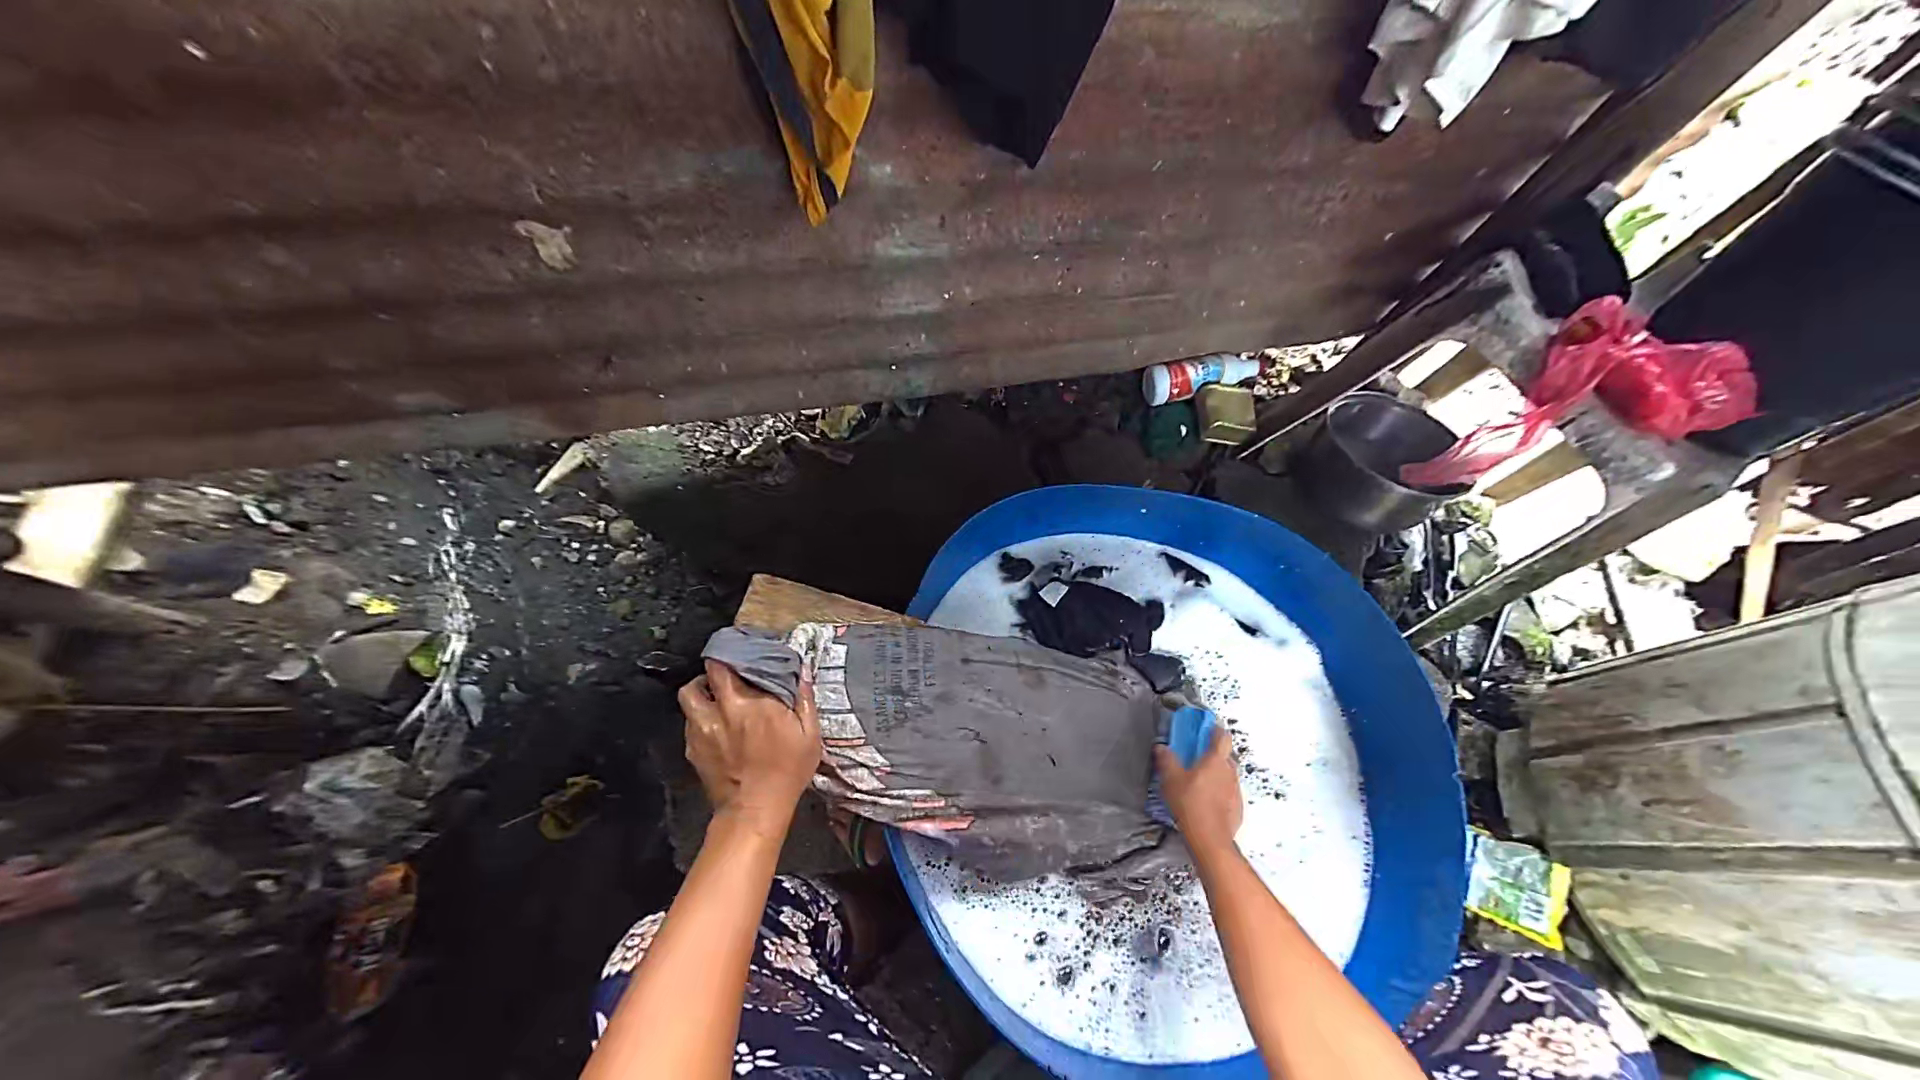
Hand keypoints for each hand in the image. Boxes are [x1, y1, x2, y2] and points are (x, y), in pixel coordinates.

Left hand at [678, 661, 821, 830]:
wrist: (754, 810)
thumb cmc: (788, 771)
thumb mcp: (810, 734)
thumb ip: (804, 699)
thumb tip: (803, 671)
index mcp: (755, 701)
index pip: (737, 662)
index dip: (739, 652)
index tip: (747, 650)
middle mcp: (725, 708)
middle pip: (710, 670)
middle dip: (718, 664)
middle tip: (729, 667)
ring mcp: (703, 727)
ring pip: (689, 692)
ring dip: (701, 687)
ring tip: (714, 692)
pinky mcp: (692, 746)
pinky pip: (688, 719)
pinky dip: (698, 714)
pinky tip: (713, 722)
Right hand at [1154, 727, 1242, 857]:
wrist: (1209, 838)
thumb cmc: (1191, 805)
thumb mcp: (1171, 778)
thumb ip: (1166, 759)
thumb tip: (1162, 748)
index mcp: (1215, 760)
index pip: (1222, 736)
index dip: (1215, 729)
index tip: (1207, 727)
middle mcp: (1229, 773)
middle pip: (1225, 756)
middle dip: (1212, 754)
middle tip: (1196, 757)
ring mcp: (1235, 791)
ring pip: (1227, 775)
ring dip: (1216, 775)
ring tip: (1199, 782)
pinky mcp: (1237, 808)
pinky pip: (1229, 794)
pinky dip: (1219, 793)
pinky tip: (1205, 801)